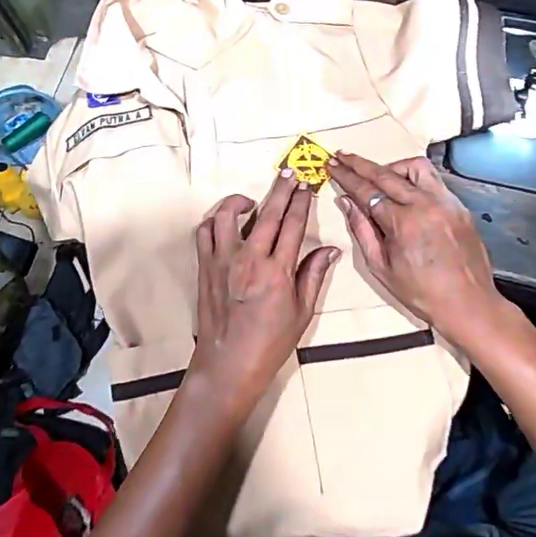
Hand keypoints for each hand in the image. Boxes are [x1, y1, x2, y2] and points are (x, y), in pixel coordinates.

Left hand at [190, 170, 339, 410]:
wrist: (228, 364)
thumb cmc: (269, 344)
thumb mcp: (301, 313)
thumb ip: (313, 275)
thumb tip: (330, 250)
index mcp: (277, 272)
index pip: (293, 224)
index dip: (302, 201)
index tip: (307, 184)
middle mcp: (249, 260)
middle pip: (268, 213)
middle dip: (281, 188)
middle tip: (290, 172)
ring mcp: (223, 261)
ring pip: (227, 215)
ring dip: (241, 201)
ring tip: (253, 200)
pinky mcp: (205, 267)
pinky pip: (205, 232)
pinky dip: (214, 221)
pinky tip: (226, 223)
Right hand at [328, 152, 506, 340]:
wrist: (468, 303)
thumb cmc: (421, 292)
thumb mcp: (381, 266)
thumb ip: (361, 230)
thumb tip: (346, 201)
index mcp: (403, 222)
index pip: (367, 190)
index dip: (346, 176)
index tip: (333, 165)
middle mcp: (425, 205)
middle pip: (386, 174)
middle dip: (360, 164)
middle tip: (343, 157)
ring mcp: (446, 202)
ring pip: (415, 167)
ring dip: (392, 166)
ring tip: (378, 174)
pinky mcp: (459, 206)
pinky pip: (434, 181)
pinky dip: (415, 179)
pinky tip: (405, 189)